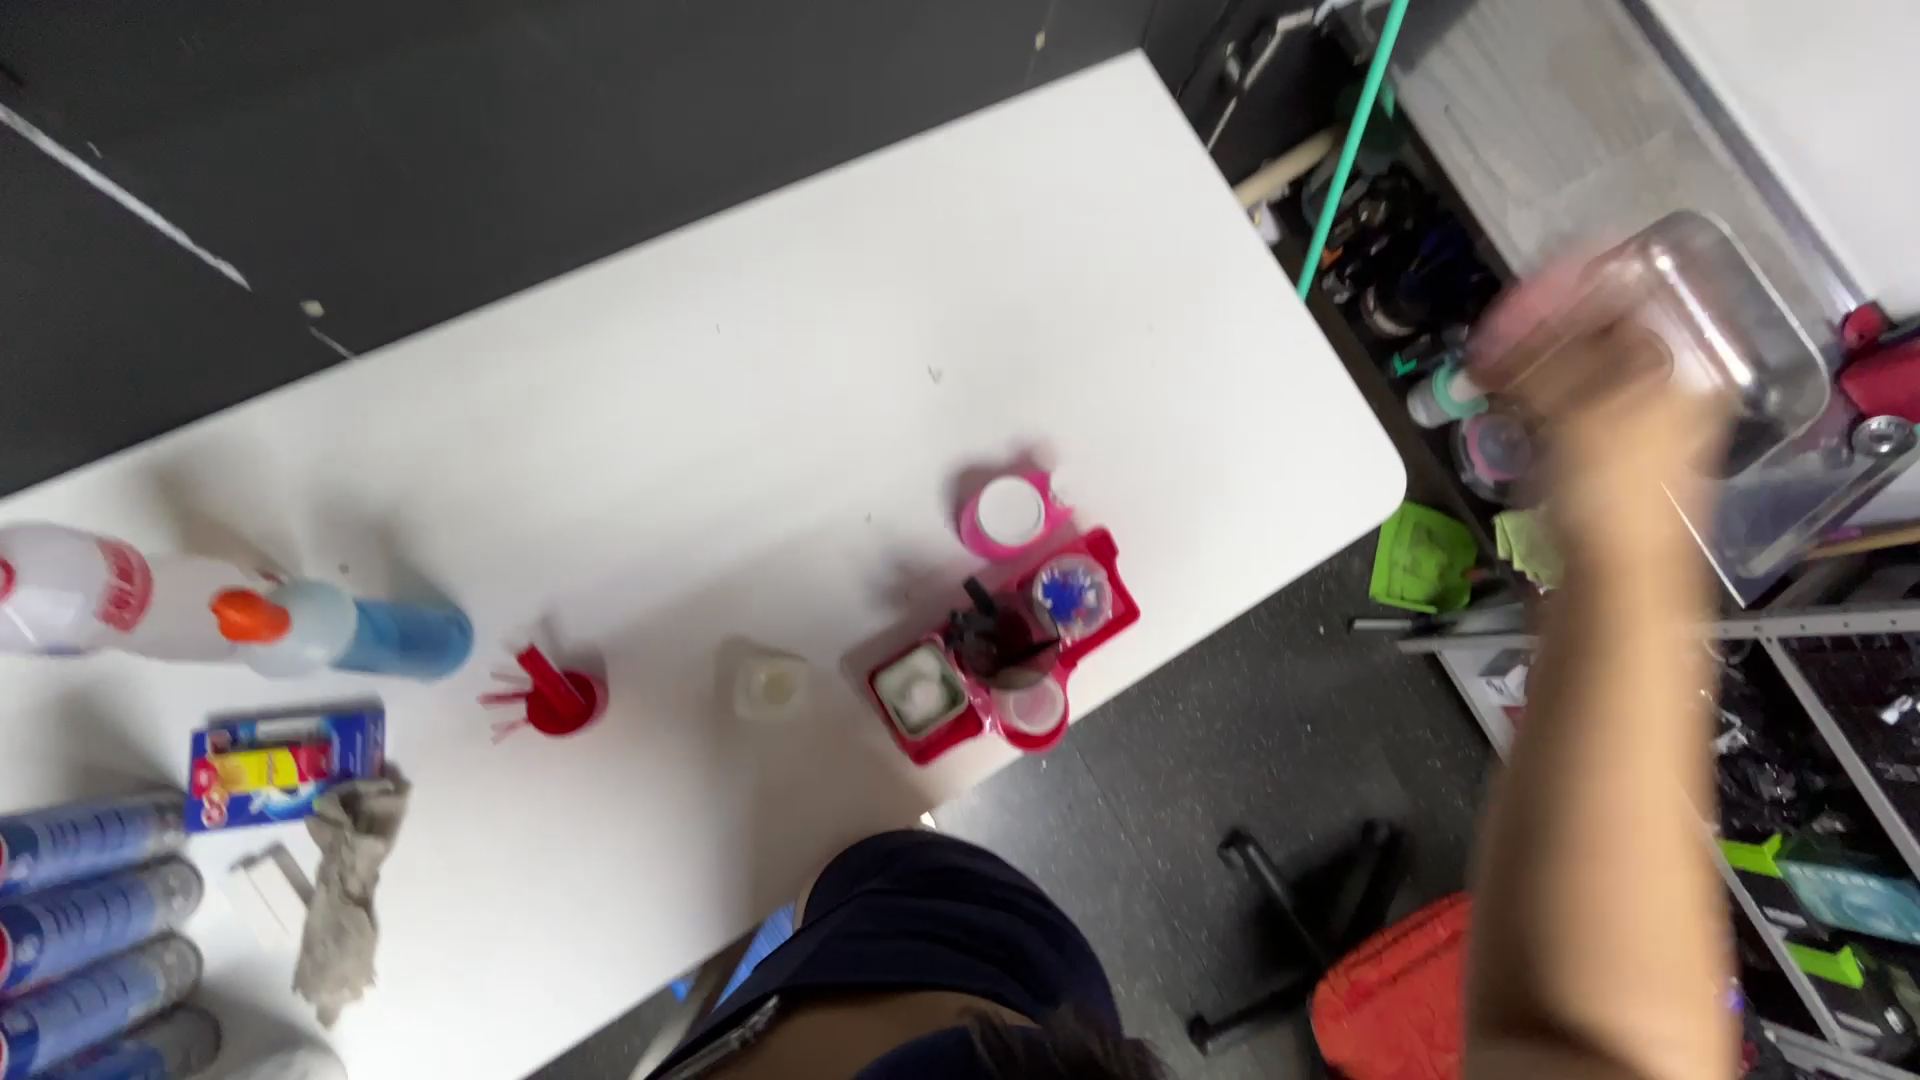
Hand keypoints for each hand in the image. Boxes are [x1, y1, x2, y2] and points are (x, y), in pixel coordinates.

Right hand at [1469, 259, 1730, 564]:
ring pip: (1570, 373)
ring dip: (1527, 362)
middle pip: (1595, 339)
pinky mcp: (1589, 454)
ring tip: (1489, 359)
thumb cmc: (1610, 494)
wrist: (1609, 571)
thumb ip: (1548, 359)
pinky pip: (1555, 406)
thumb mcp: (1579, 414)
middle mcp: (1653, 393)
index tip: (1532, 281)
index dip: (1580, 288)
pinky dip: (1525, 395)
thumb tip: (1519, 312)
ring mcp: (1621, 424)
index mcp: (1672, 375)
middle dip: (1543, 328)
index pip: (1629, 306)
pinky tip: (1500, 393)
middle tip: (1497, 326)